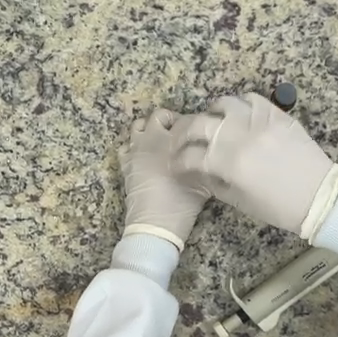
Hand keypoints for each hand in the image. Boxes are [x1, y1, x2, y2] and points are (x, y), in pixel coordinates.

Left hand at [120, 108, 209, 249]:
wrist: (155, 222)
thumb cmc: (182, 202)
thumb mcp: (204, 183)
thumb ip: (207, 163)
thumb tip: (212, 154)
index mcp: (174, 139)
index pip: (185, 120)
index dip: (194, 123)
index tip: (199, 133)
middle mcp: (153, 138)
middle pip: (160, 115)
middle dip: (170, 121)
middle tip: (179, 134)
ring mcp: (135, 149)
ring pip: (138, 125)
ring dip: (149, 129)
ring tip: (159, 141)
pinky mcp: (125, 162)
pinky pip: (125, 146)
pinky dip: (133, 147)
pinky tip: (144, 156)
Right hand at [169, 95, 337, 237]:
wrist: (320, 197)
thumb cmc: (279, 207)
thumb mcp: (241, 201)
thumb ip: (215, 183)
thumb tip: (198, 171)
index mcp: (229, 163)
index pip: (190, 156)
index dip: (178, 162)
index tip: (176, 165)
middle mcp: (240, 137)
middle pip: (198, 124)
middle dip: (183, 133)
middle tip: (181, 141)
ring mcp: (259, 122)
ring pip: (224, 104)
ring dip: (211, 113)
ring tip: (210, 122)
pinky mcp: (276, 115)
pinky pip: (251, 99)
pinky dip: (239, 104)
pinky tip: (236, 115)